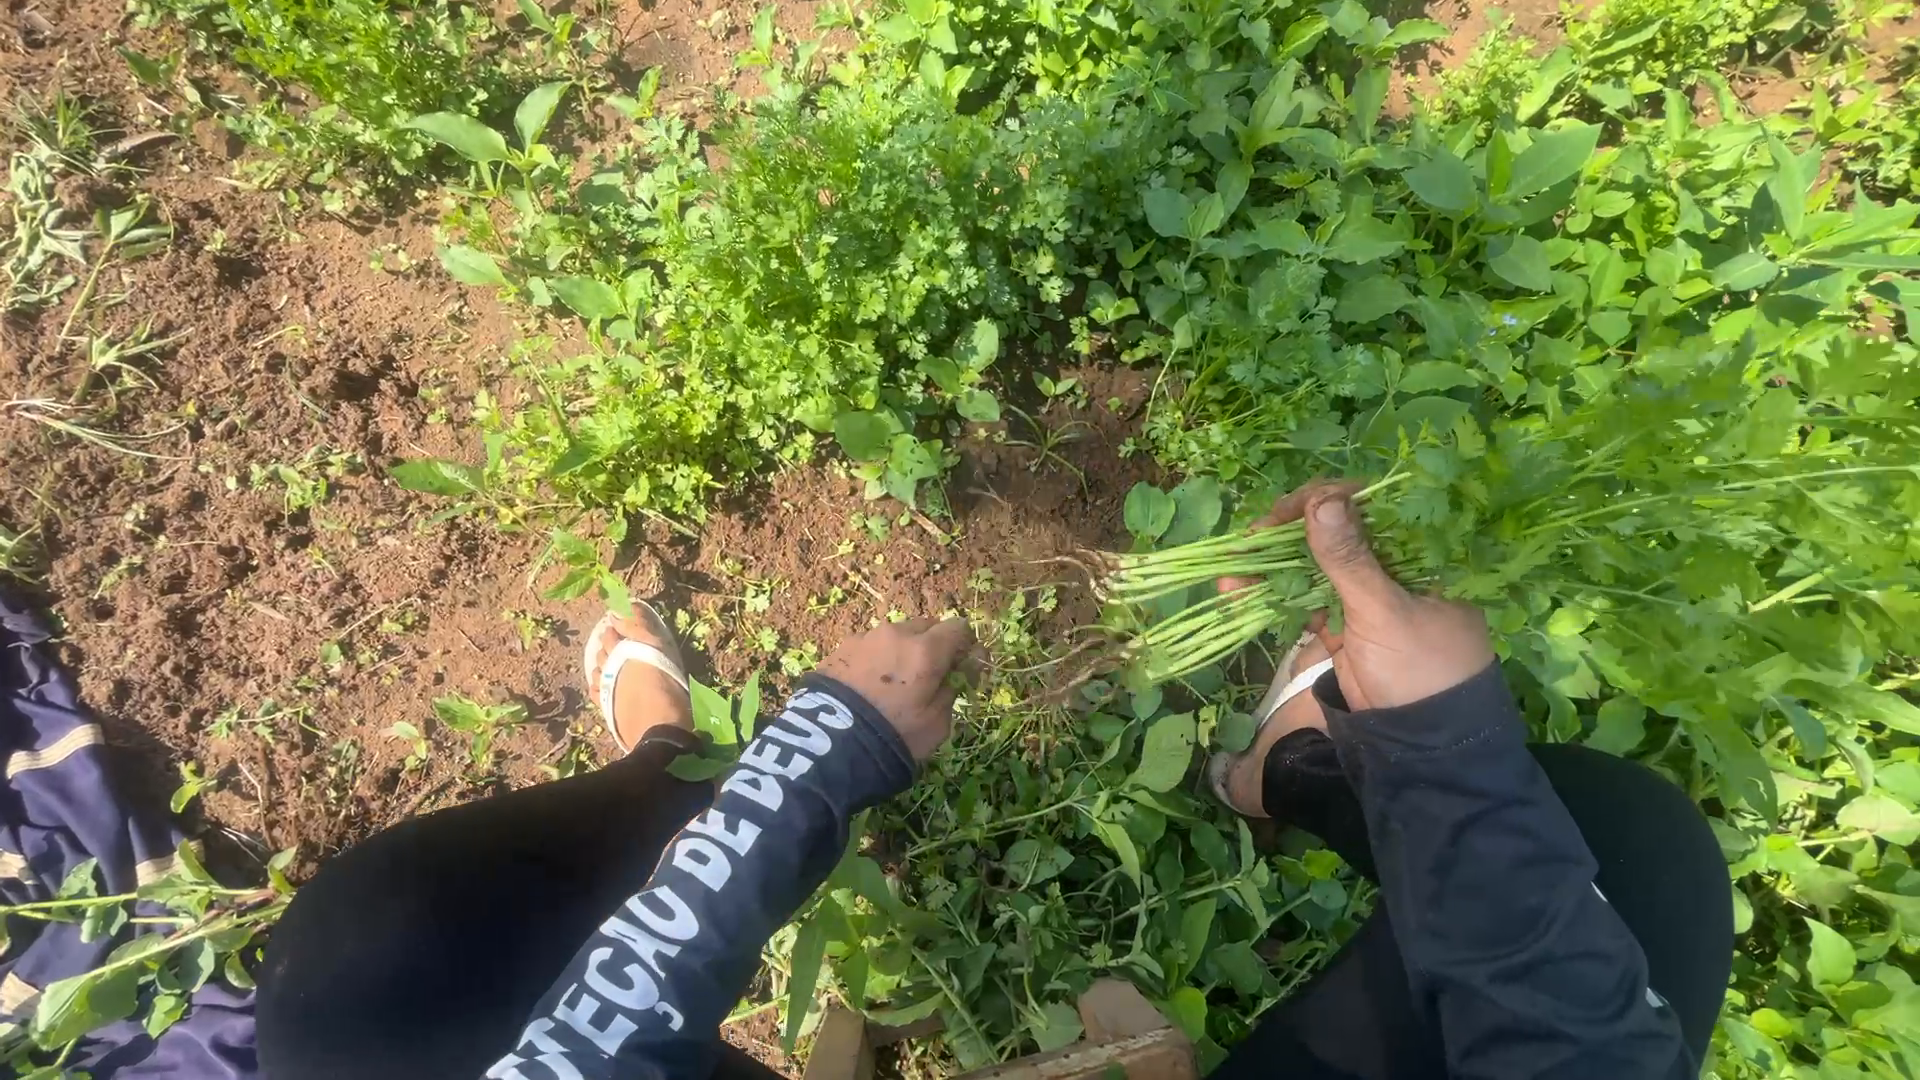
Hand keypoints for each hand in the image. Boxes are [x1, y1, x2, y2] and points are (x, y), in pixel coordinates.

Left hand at [817, 617, 975, 761]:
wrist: (831, 744)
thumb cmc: (895, 735)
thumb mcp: (937, 724)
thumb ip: (950, 692)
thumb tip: (952, 677)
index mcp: (927, 650)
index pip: (958, 628)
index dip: (965, 645)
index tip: (964, 666)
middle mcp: (898, 634)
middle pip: (926, 626)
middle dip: (933, 645)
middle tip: (930, 674)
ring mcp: (867, 637)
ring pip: (896, 634)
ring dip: (902, 650)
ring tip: (894, 681)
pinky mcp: (841, 647)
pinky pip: (870, 645)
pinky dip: (877, 657)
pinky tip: (869, 683)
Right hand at [1226, 481, 1492, 710]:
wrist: (1421, 741)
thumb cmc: (1419, 669)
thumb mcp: (1383, 611)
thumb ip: (1348, 558)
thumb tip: (1320, 500)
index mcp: (1420, 553)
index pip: (1368, 508)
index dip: (1323, 503)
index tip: (1284, 514)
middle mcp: (1391, 566)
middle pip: (1332, 535)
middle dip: (1285, 535)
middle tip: (1248, 542)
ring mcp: (1362, 595)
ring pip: (1310, 567)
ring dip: (1270, 566)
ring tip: (1231, 567)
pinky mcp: (1339, 623)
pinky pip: (1301, 599)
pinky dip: (1271, 595)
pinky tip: (1237, 589)